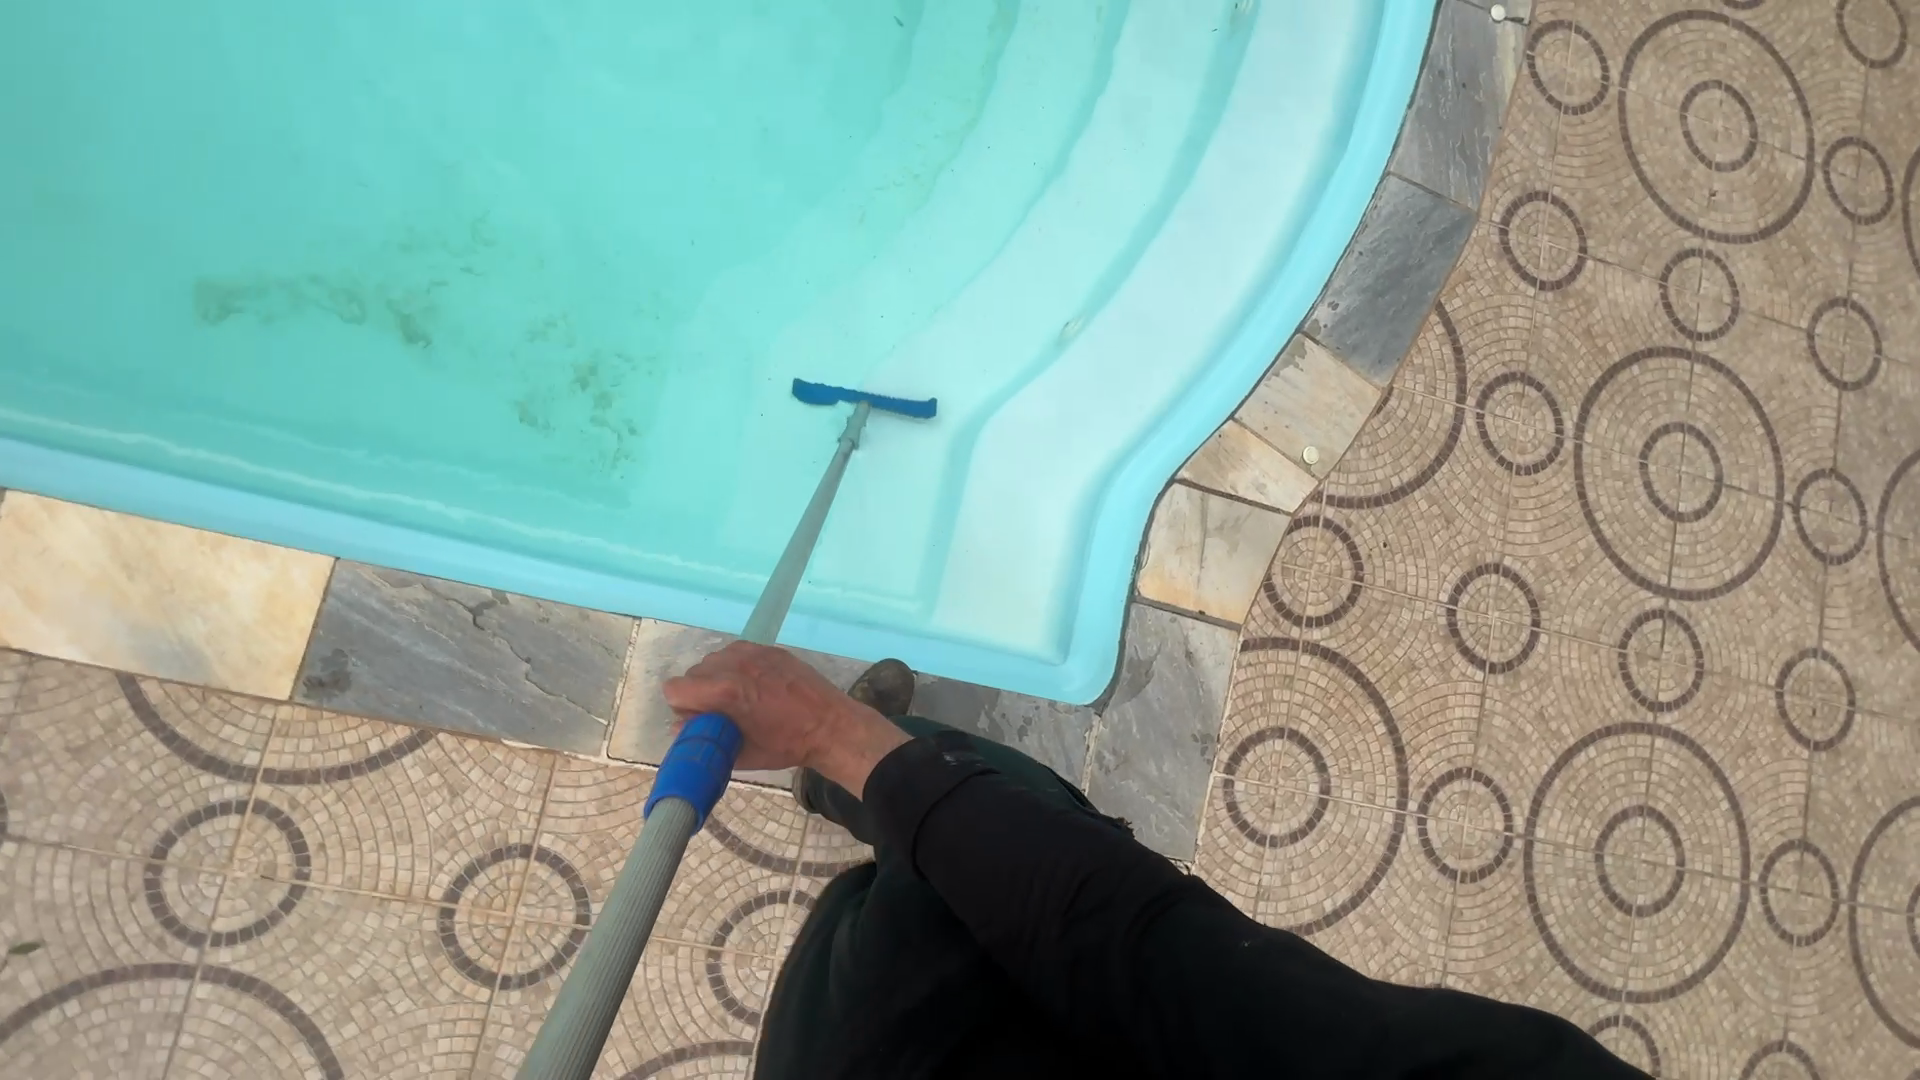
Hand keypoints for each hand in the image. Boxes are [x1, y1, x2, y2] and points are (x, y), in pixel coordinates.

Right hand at [661, 643, 907, 794]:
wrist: (830, 725)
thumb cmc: (786, 745)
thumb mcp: (740, 753)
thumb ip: (704, 738)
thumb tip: (681, 727)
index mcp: (726, 692)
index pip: (675, 688)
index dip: (682, 705)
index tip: (698, 718)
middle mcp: (736, 665)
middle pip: (694, 673)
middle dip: (700, 693)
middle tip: (720, 712)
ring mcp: (755, 653)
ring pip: (715, 659)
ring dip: (718, 677)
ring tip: (739, 697)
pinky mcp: (771, 649)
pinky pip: (738, 652)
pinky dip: (738, 666)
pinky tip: (754, 683)